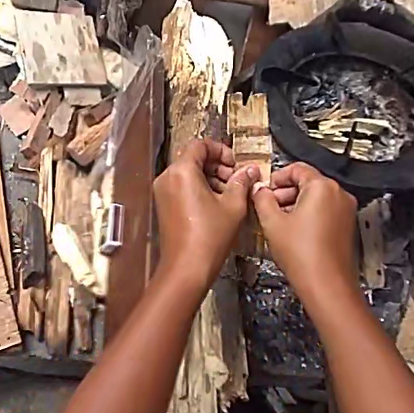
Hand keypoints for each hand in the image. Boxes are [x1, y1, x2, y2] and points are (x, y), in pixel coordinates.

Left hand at [153, 139, 256, 289]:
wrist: (186, 267)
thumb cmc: (208, 238)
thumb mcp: (233, 206)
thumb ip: (242, 182)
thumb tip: (250, 170)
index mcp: (181, 171)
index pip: (200, 145)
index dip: (221, 150)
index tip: (235, 163)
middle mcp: (167, 178)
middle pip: (193, 159)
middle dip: (217, 166)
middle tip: (237, 179)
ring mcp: (163, 192)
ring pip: (188, 173)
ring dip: (210, 178)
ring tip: (231, 194)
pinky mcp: (165, 206)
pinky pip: (182, 187)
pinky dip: (200, 189)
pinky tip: (218, 204)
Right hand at [252, 162, 358, 302]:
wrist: (326, 285)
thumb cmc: (304, 256)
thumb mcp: (272, 223)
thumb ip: (262, 199)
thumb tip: (259, 190)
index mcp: (322, 187)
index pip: (297, 168)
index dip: (276, 176)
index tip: (265, 187)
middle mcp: (338, 195)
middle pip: (307, 182)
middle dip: (284, 192)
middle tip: (267, 204)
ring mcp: (345, 211)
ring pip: (316, 198)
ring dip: (295, 204)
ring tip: (277, 220)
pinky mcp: (346, 226)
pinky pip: (324, 211)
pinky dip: (308, 215)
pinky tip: (293, 231)